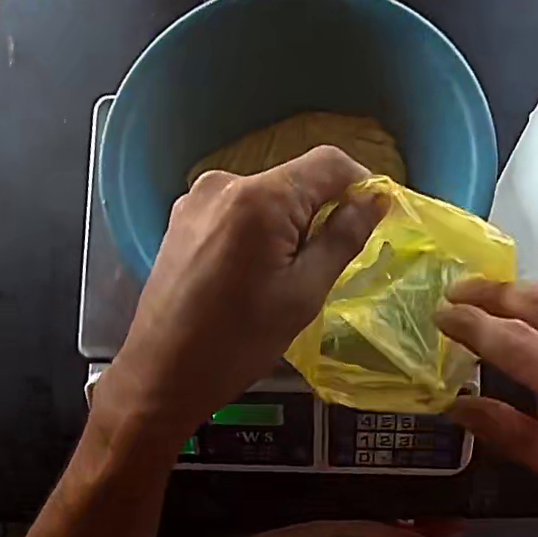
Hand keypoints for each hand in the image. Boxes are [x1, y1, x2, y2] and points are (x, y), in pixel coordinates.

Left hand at [95, 146, 385, 445]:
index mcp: (259, 199)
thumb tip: (375, 199)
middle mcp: (224, 183)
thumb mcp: (303, 294)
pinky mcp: (182, 220)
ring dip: (286, 227)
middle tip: (318, 269)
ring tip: (277, 280)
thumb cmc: (238, 343)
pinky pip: (236, 212)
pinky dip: (256, 233)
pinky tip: (247, 276)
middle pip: (295, 180)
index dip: (360, 185)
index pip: (329, 163)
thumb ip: (342, 238)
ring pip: (265, 197)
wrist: (162, 373)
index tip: (370, 220)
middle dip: (318, 214)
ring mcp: (196, 200)